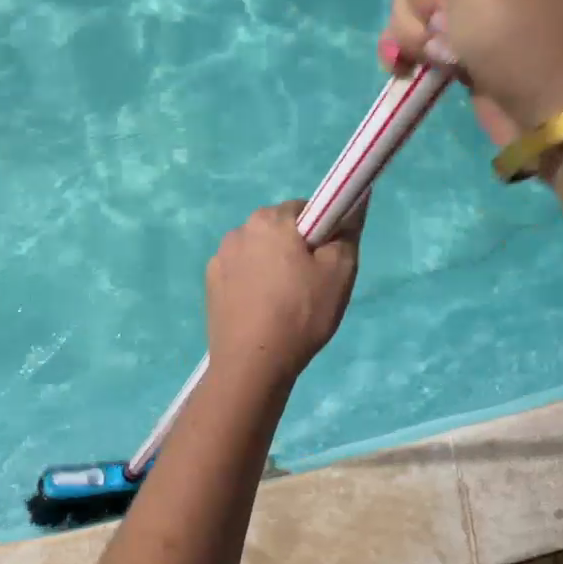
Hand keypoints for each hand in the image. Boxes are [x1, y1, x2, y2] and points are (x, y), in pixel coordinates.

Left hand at [206, 201, 361, 383]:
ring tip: (283, 304)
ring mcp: (219, 257)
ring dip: (271, 267)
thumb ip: (347, 230)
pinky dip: (252, 285)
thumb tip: (352, 201)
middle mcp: (239, 230)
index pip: (306, 210)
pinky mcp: (210, 284)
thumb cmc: (301, 313)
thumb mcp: (340, 272)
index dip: (322, 233)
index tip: (327, 263)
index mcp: (270, 219)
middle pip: (279, 230)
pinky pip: (240, 273)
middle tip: (310, 286)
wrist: (253, 363)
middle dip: (295, 250)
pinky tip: (261, 312)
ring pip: (258, 252)